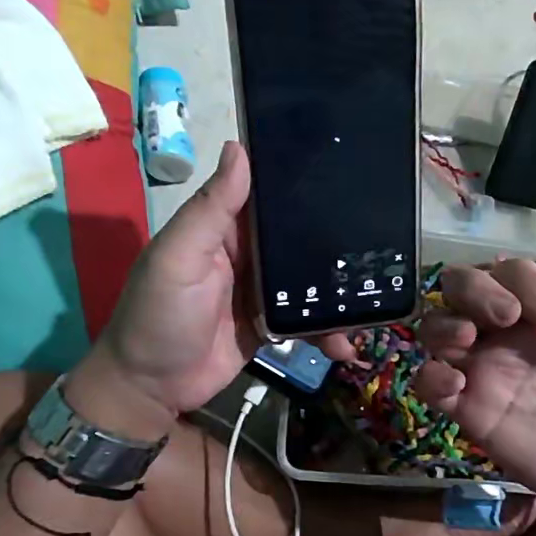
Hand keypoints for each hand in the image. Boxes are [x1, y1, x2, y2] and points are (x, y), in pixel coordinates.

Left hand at [80, 142, 351, 436]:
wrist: (151, 387)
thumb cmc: (158, 314)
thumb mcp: (179, 256)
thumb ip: (211, 208)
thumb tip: (239, 147)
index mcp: (222, 227)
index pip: (265, 193)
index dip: (300, 181)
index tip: (347, 166)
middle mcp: (246, 254)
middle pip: (296, 237)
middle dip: (333, 240)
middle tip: (384, 239)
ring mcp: (260, 291)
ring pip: (308, 281)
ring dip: (336, 291)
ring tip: (374, 301)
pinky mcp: (270, 325)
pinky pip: (305, 320)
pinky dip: (326, 331)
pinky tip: (346, 344)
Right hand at [414, 260, 535, 517]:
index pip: (511, 273)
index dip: (528, 283)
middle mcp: (505, 338)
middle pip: (460, 286)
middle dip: (477, 288)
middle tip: (508, 317)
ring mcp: (483, 373)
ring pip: (433, 327)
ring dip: (444, 324)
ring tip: (468, 338)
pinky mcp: (469, 411)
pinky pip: (426, 383)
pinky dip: (429, 376)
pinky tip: (455, 383)